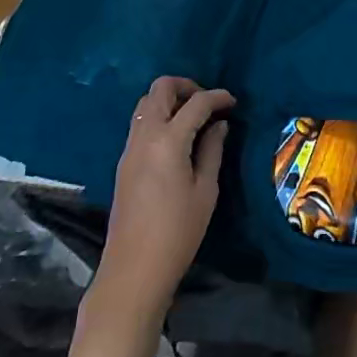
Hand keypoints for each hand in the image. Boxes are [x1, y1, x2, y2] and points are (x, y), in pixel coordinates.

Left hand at [71, 76, 234, 356]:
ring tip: (193, 119)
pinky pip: (140, 122)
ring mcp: (129, 148)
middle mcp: (144, 135)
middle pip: (160, 88)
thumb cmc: (177, 232)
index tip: (233, 103)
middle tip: (208, 104)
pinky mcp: (123, 161)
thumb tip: (219, 125)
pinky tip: (177, 137)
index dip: (217, 97)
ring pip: (146, 103)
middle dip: (186, 87)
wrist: (133, 270)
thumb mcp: (205, 190)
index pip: (196, 103)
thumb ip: (212, 150)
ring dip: (170, 100)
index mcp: (168, 140)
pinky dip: (159, 116)